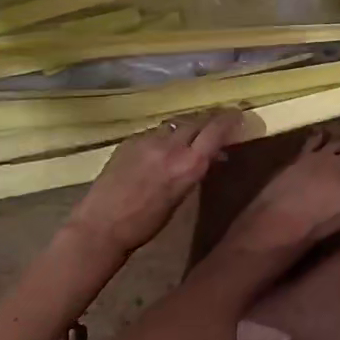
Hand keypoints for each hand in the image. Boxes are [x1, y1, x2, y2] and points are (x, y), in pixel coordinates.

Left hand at [63, 109, 241, 254]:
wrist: (102, 226)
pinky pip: (155, 131)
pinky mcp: (130, 140)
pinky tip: (162, 145)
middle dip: (210, 118)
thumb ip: (195, 170)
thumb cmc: (146, 223)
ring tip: (192, 129)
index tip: (237, 114)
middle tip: (218, 119)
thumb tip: (211, 156)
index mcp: (189, 164)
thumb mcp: (180, 197)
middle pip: (197, 120)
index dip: (229, 118)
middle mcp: (171, 146)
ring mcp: (148, 139)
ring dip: (188, 124)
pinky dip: (165, 134)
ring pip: (175, 122)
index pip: (216, 130)